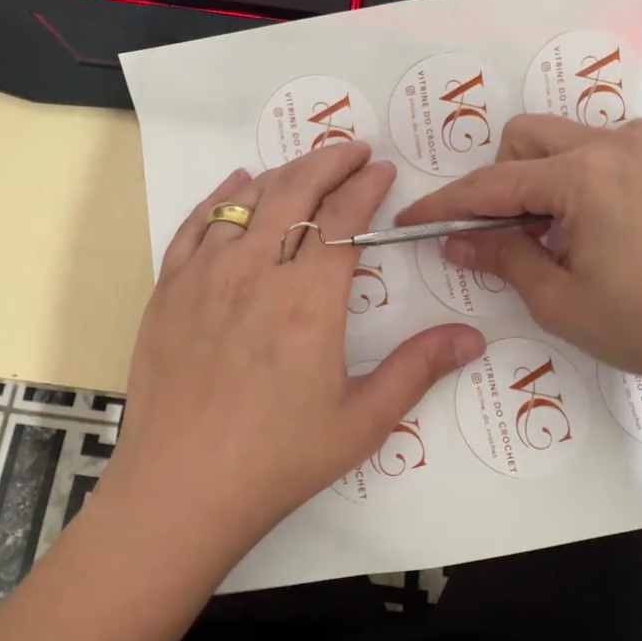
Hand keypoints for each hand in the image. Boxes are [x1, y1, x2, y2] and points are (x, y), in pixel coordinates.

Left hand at [107, 143, 485, 550]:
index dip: (367, 187)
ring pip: (247, 199)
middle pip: (296, 190)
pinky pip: (196, 224)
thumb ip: (417, 370)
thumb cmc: (277, 460)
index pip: (344, 217)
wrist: (179, 489)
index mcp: (310, 298)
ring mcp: (205, 275)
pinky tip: (236, 185)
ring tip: (307, 168)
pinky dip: (221, 196)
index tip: (383, 171)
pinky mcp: (168, 289)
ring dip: (283, 174)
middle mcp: (256, 270)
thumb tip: (473, 337)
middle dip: (330, 161)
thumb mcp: (361, 422)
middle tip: (353, 151)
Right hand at [397, 115, 641, 409]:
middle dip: (499, 183)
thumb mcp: (560, 301)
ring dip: (539, 179)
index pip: (491, 184)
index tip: (410, 221)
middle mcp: (616, 142)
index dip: (444, 205)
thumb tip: (457, 239)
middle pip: (523, 140)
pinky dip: (578, 179)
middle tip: (507, 239)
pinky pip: (601, 150)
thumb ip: (502, 256)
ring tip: (556, 239)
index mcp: (585, 175)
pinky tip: (595, 228)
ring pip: (562, 140)